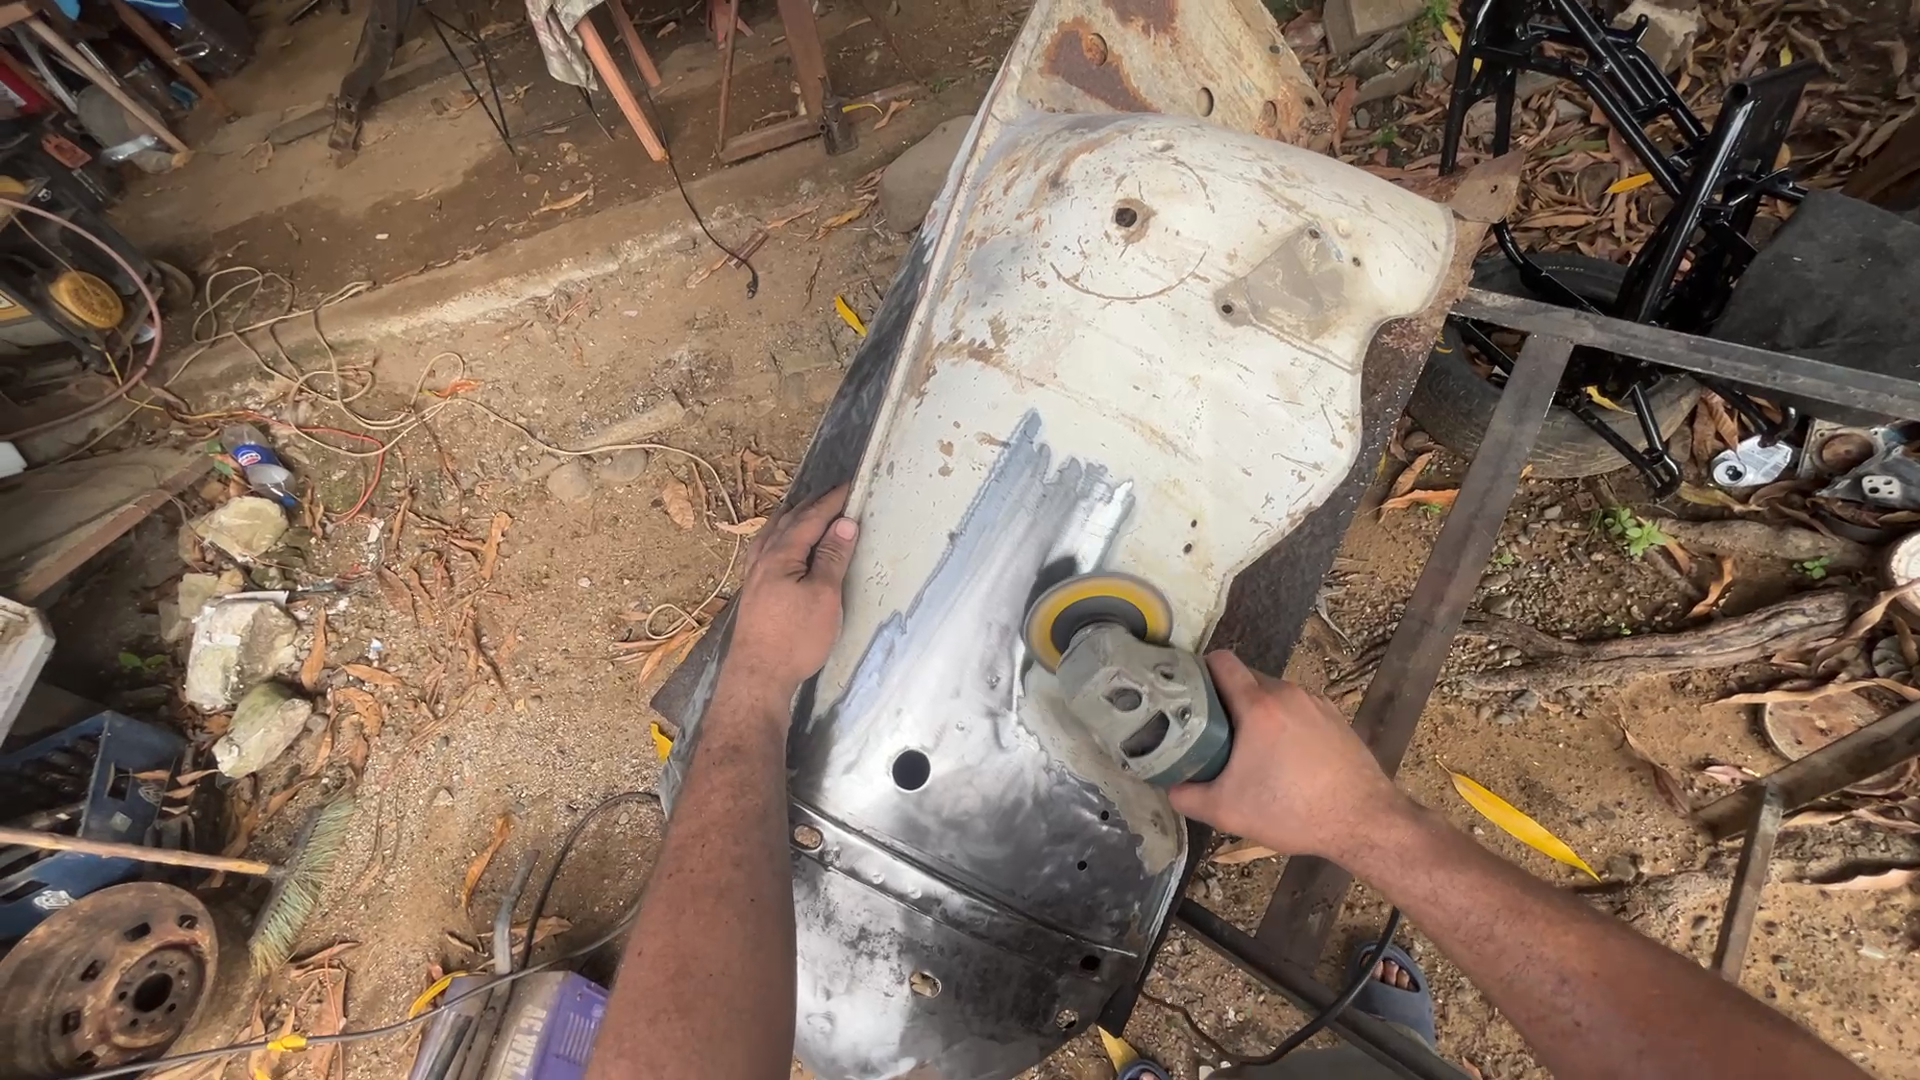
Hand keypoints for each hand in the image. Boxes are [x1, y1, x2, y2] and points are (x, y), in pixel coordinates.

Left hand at [720, 485, 859, 702]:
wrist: (758, 677)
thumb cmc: (795, 638)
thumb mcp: (824, 596)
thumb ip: (833, 557)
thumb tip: (844, 524)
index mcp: (781, 554)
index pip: (810, 518)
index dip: (831, 502)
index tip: (850, 486)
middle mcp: (763, 559)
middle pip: (788, 521)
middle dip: (812, 506)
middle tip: (834, 496)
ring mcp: (754, 576)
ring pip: (772, 534)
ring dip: (792, 519)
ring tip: (807, 512)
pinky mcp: (753, 593)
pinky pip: (766, 550)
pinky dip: (780, 537)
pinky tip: (781, 547)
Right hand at [1168, 651, 1408, 861]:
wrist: (1367, 824)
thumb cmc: (1294, 812)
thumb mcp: (1227, 811)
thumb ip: (1186, 795)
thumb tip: (1167, 784)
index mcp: (1257, 705)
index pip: (1220, 660)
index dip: (1199, 670)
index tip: (1188, 694)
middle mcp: (1286, 692)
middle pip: (1244, 677)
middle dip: (1224, 697)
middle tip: (1212, 729)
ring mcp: (1315, 702)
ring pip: (1271, 692)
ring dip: (1255, 710)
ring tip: (1248, 745)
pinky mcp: (1335, 716)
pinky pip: (1296, 706)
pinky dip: (1283, 720)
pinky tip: (1284, 754)